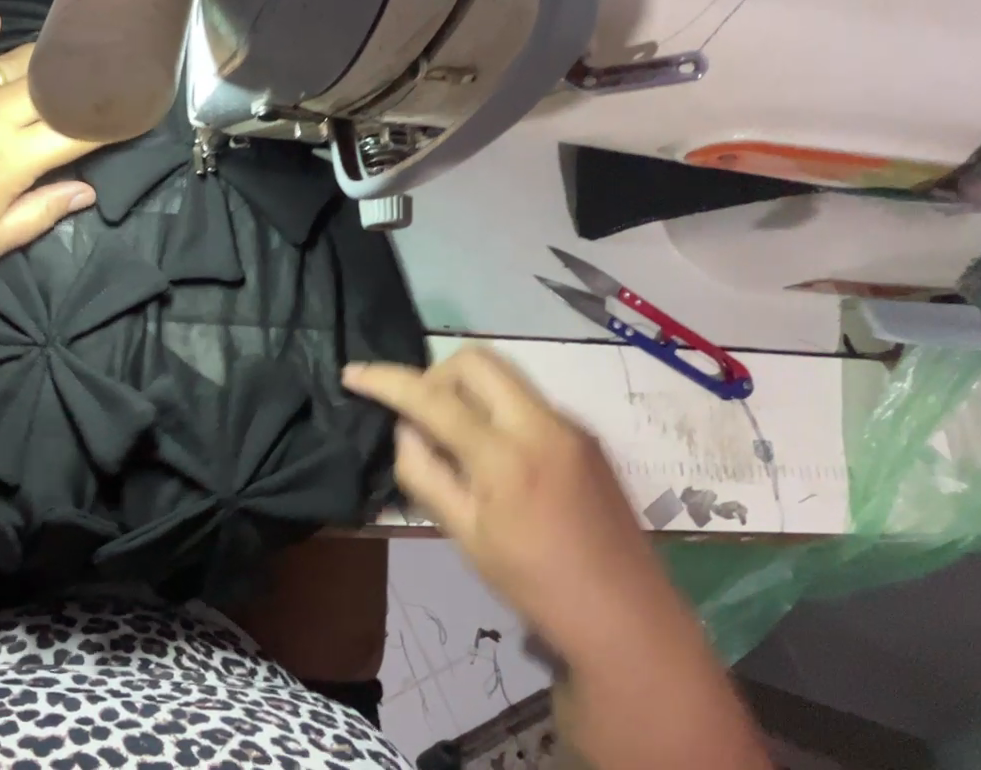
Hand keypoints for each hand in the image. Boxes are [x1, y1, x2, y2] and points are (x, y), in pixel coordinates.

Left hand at [0, 11, 103, 299]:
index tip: (138, 108)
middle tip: (112, 61)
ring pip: (9, 63)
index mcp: (13, 158)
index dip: (112, 119)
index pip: (77, 130)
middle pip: (50, 83)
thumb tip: (86, 191)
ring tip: (71, 41)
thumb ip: (42, 211)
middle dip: (86, 73)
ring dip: (44, 53)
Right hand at [344, 347, 680, 654]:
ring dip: (466, 391)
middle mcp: (543, 426)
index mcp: (506, 457)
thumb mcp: (463, 535)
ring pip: (503, 377)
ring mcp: (571, 427)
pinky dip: (494, 411)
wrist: (629, 621)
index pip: (432, 398)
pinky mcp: (586, 438)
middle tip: (419, 416)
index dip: (385, 380)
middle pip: (475, 360)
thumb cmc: (535, 585)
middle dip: (434, 375)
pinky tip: (491, 458)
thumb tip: (405, 429)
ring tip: (453, 440)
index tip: (352, 373)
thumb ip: (423, 473)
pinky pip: (525, 402)